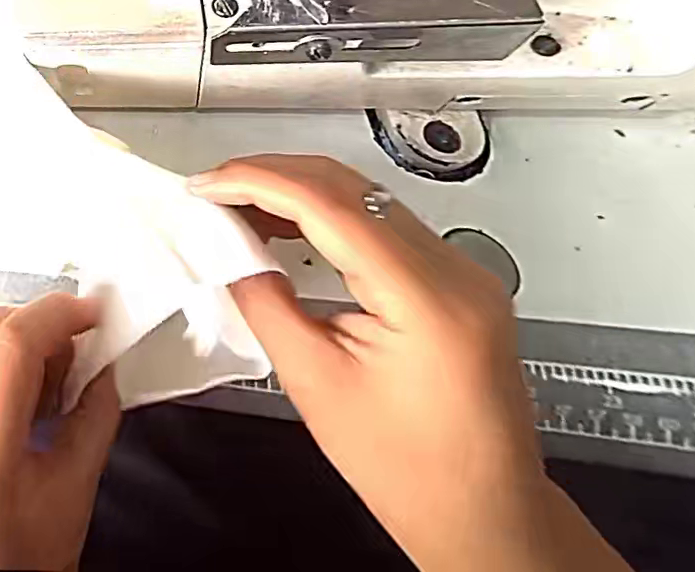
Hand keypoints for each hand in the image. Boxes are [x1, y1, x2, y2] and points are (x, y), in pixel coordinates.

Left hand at [0, 294, 121, 571]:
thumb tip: (102, 367)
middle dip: (40, 323)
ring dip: (15, 339)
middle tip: (76, 348)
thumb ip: (93, 422)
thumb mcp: (67, 506)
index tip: (90, 312)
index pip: (12, 346)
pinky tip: (16, 393)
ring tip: (47, 380)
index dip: (59, 314)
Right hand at [190, 155, 628, 571]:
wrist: (488, 521)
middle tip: (214, 188)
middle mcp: (453, 267)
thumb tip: (226, 246)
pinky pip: (375, 219)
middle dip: (271, 174)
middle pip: (347, 185)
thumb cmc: (405, 471)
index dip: (258, 181)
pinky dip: (321, 211)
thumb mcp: (314, 383)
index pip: (329, 205)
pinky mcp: (450, 273)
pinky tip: (283, 223)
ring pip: (361, 193)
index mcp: (426, 298)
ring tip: (237, 202)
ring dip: (294, 188)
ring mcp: (458, 266)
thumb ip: (264, 300)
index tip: (206, 184)